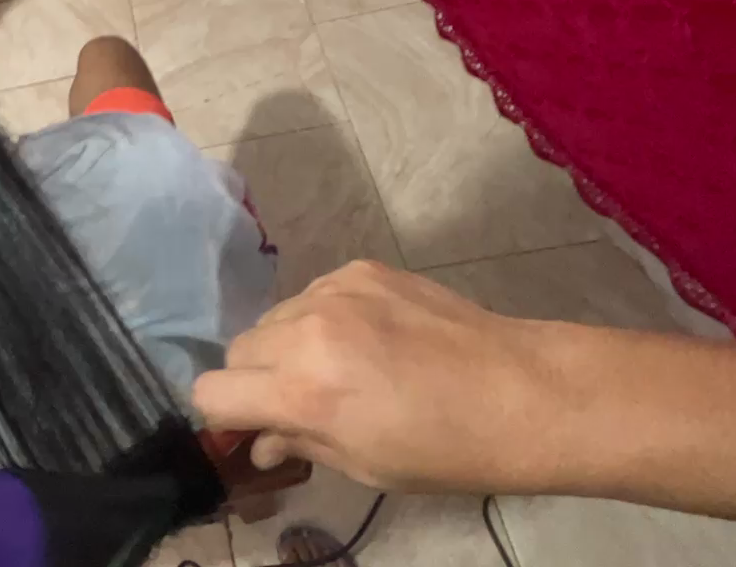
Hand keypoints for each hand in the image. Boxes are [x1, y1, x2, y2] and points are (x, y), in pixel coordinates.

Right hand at [192, 261, 587, 492]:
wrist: (523, 391)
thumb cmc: (447, 450)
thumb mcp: (366, 466)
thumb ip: (298, 444)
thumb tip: (260, 441)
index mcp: (304, 390)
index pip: (212, 390)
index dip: (225, 413)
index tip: (252, 424)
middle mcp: (305, 329)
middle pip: (238, 348)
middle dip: (256, 378)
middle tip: (299, 398)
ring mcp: (332, 290)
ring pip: (273, 317)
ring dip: (287, 345)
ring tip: (340, 365)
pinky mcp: (357, 269)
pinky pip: (314, 295)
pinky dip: (323, 319)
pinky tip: (369, 337)